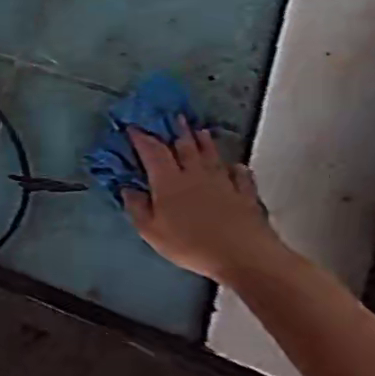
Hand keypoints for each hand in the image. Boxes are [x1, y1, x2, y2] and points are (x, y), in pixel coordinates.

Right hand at [120, 117, 285, 281]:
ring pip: (212, 157)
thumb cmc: (191, 243)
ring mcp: (224, 184)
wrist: (246, 258)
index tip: (134, 126)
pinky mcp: (246, 197)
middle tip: (175, 117)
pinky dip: (236, 169)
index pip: (152, 152)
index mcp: (168, 181)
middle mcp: (196, 176)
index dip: (142, 138)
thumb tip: (127, 188)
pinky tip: (237, 165)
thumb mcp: (150, 230)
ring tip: (200, 131)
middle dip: (178, 131)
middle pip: (186, 148)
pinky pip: (241, 177)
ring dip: (205, 143)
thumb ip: (137, 206)